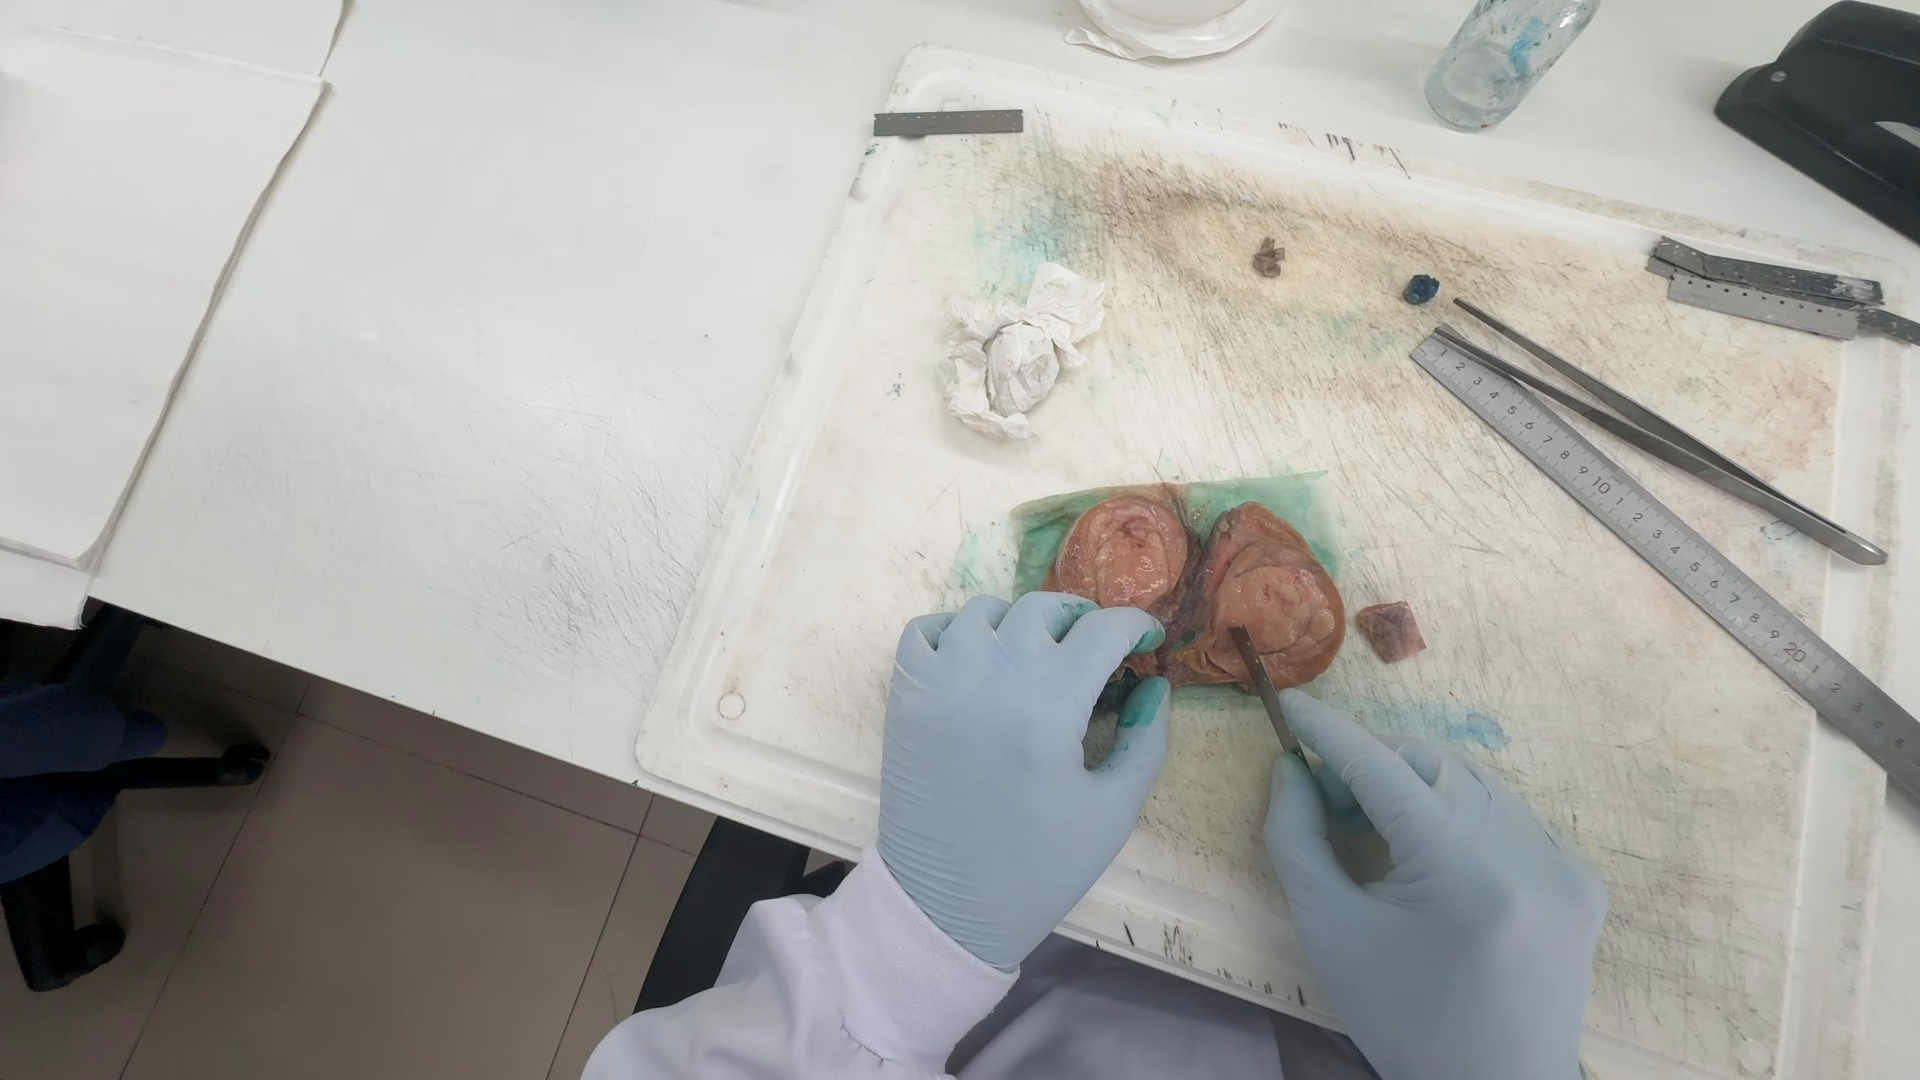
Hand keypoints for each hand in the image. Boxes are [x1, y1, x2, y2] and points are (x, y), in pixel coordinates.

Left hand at [878, 593, 1169, 970]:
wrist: (945, 904)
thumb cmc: (1039, 866)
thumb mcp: (1114, 811)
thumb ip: (1147, 739)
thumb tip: (1155, 683)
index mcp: (1049, 705)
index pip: (1102, 630)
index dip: (1135, 625)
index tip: (1146, 637)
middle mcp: (991, 675)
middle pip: (1044, 608)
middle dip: (1081, 619)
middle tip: (1095, 647)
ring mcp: (941, 678)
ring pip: (986, 609)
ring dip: (1020, 621)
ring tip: (1036, 654)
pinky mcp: (904, 692)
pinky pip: (927, 628)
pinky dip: (956, 628)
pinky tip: (976, 658)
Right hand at [1264, 689, 1605, 1079]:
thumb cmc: (1396, 1013)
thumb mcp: (1324, 924)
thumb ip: (1295, 834)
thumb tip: (1291, 766)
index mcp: (1462, 872)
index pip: (1381, 768)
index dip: (1329, 731)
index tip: (1289, 702)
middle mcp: (1526, 856)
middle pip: (1425, 763)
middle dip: (1365, 767)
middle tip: (1326, 805)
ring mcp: (1562, 867)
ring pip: (1462, 779)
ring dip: (1405, 784)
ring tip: (1372, 831)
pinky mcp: (1578, 882)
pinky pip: (1499, 811)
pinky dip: (1449, 810)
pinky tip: (1427, 852)